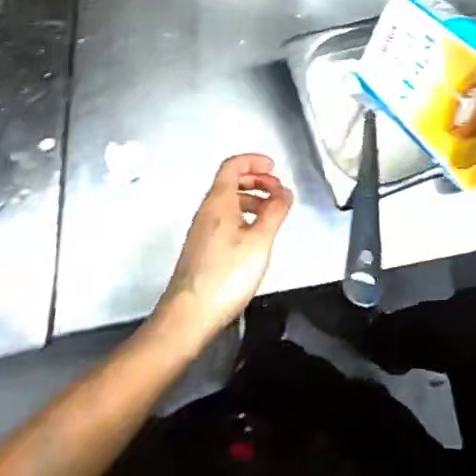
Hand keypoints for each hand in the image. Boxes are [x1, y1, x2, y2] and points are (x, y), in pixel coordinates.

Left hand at [154, 154, 293, 346]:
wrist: (190, 314)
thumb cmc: (225, 275)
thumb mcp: (260, 240)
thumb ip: (275, 211)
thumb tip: (285, 191)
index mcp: (218, 201)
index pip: (232, 166)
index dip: (253, 161)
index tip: (274, 168)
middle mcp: (206, 210)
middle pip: (230, 181)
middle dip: (256, 179)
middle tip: (277, 190)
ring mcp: (202, 230)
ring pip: (228, 201)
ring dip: (251, 199)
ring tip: (272, 213)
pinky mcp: (202, 248)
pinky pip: (224, 218)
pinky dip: (243, 216)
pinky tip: (255, 235)